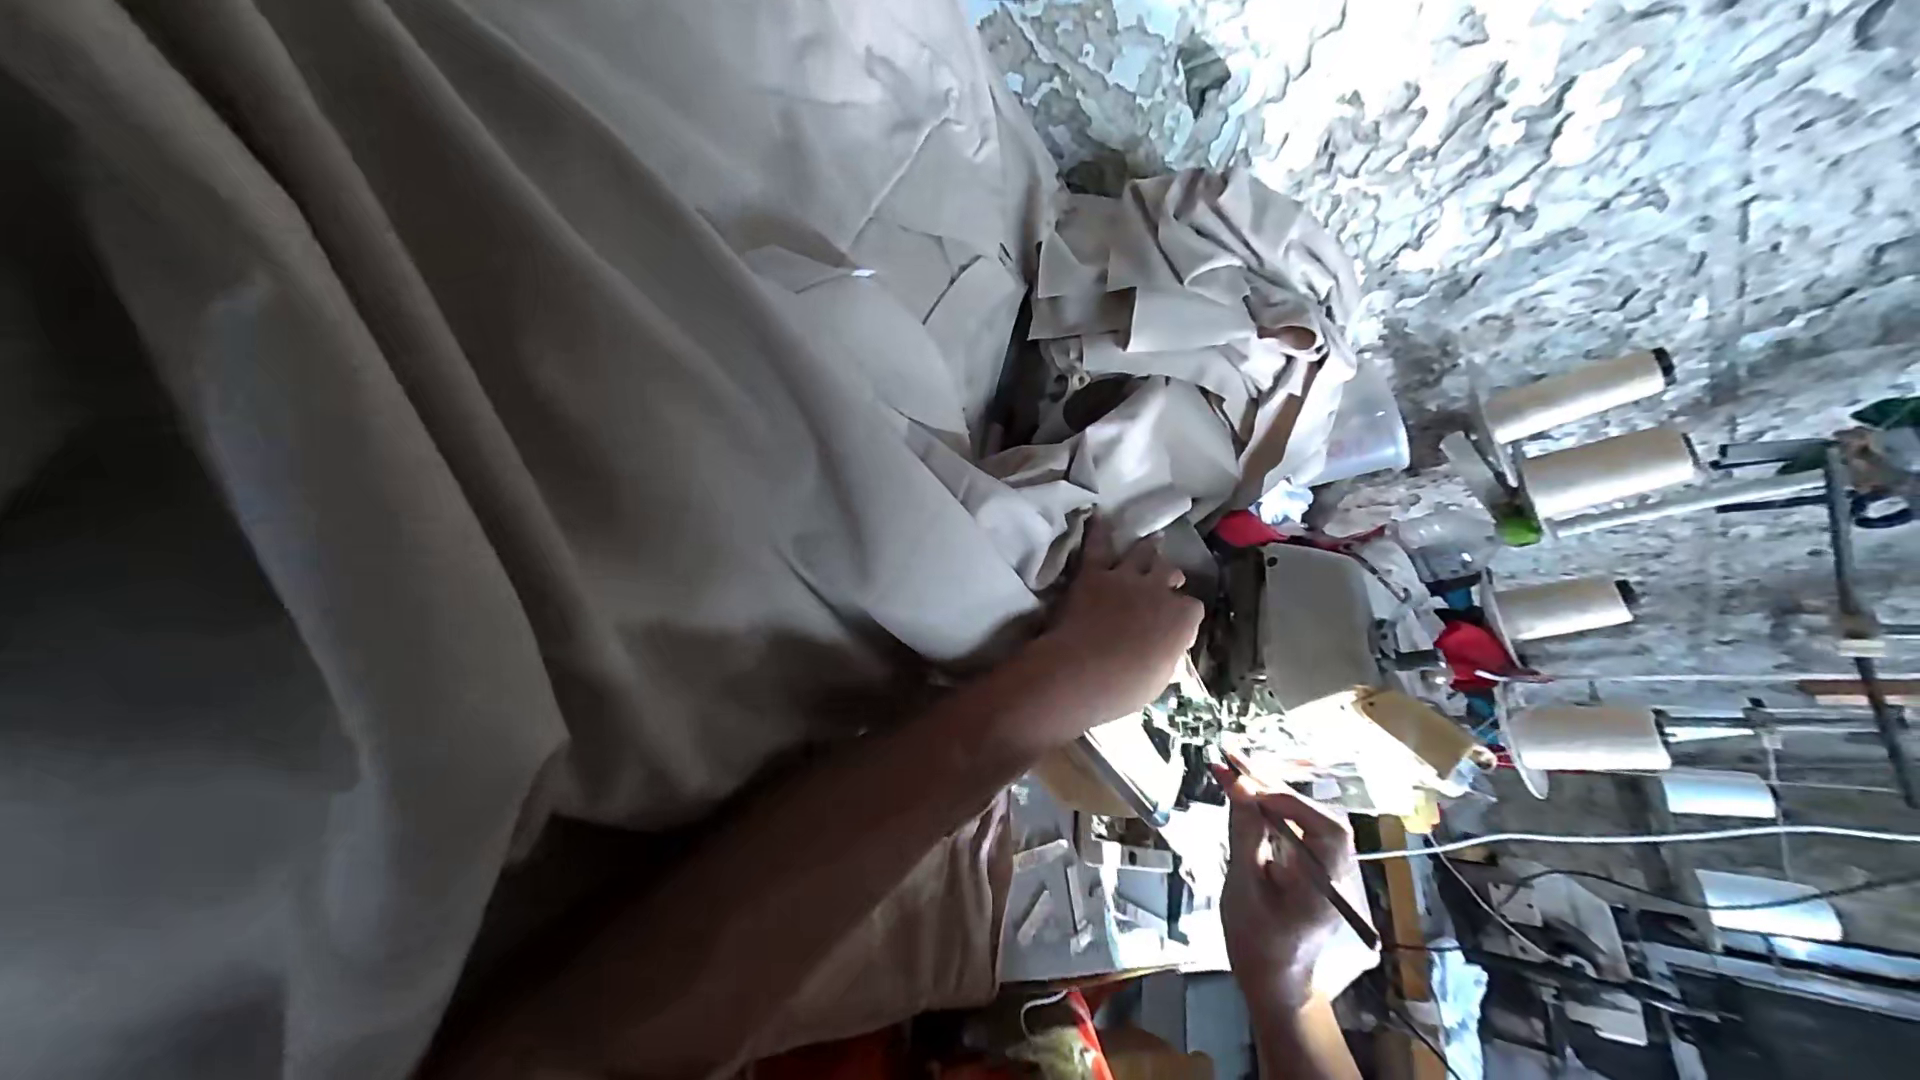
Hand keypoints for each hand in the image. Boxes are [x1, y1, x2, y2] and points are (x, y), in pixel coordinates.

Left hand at [1024, 519, 1203, 737]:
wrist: (1079, 670)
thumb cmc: (1123, 687)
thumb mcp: (1159, 677)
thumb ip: (1166, 652)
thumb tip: (1166, 645)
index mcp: (1182, 619)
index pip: (1191, 607)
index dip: (1182, 614)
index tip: (1174, 623)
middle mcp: (1158, 590)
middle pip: (1169, 572)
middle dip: (1169, 576)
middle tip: (1166, 578)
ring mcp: (1125, 577)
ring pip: (1142, 553)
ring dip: (1148, 549)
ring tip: (1153, 542)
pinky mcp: (1093, 573)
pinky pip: (1098, 545)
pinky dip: (1099, 530)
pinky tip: (1098, 516)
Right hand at [1215, 762, 1369, 1011]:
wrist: (1276, 988)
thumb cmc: (1256, 942)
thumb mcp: (1243, 885)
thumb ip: (1244, 831)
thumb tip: (1236, 782)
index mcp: (1329, 885)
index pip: (1325, 826)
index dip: (1287, 799)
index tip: (1245, 784)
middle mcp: (1343, 876)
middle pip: (1318, 817)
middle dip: (1275, 789)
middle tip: (1232, 763)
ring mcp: (1337, 875)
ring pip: (1310, 821)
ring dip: (1274, 797)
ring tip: (1235, 774)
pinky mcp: (1322, 873)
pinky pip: (1303, 833)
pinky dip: (1277, 814)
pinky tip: (1250, 800)